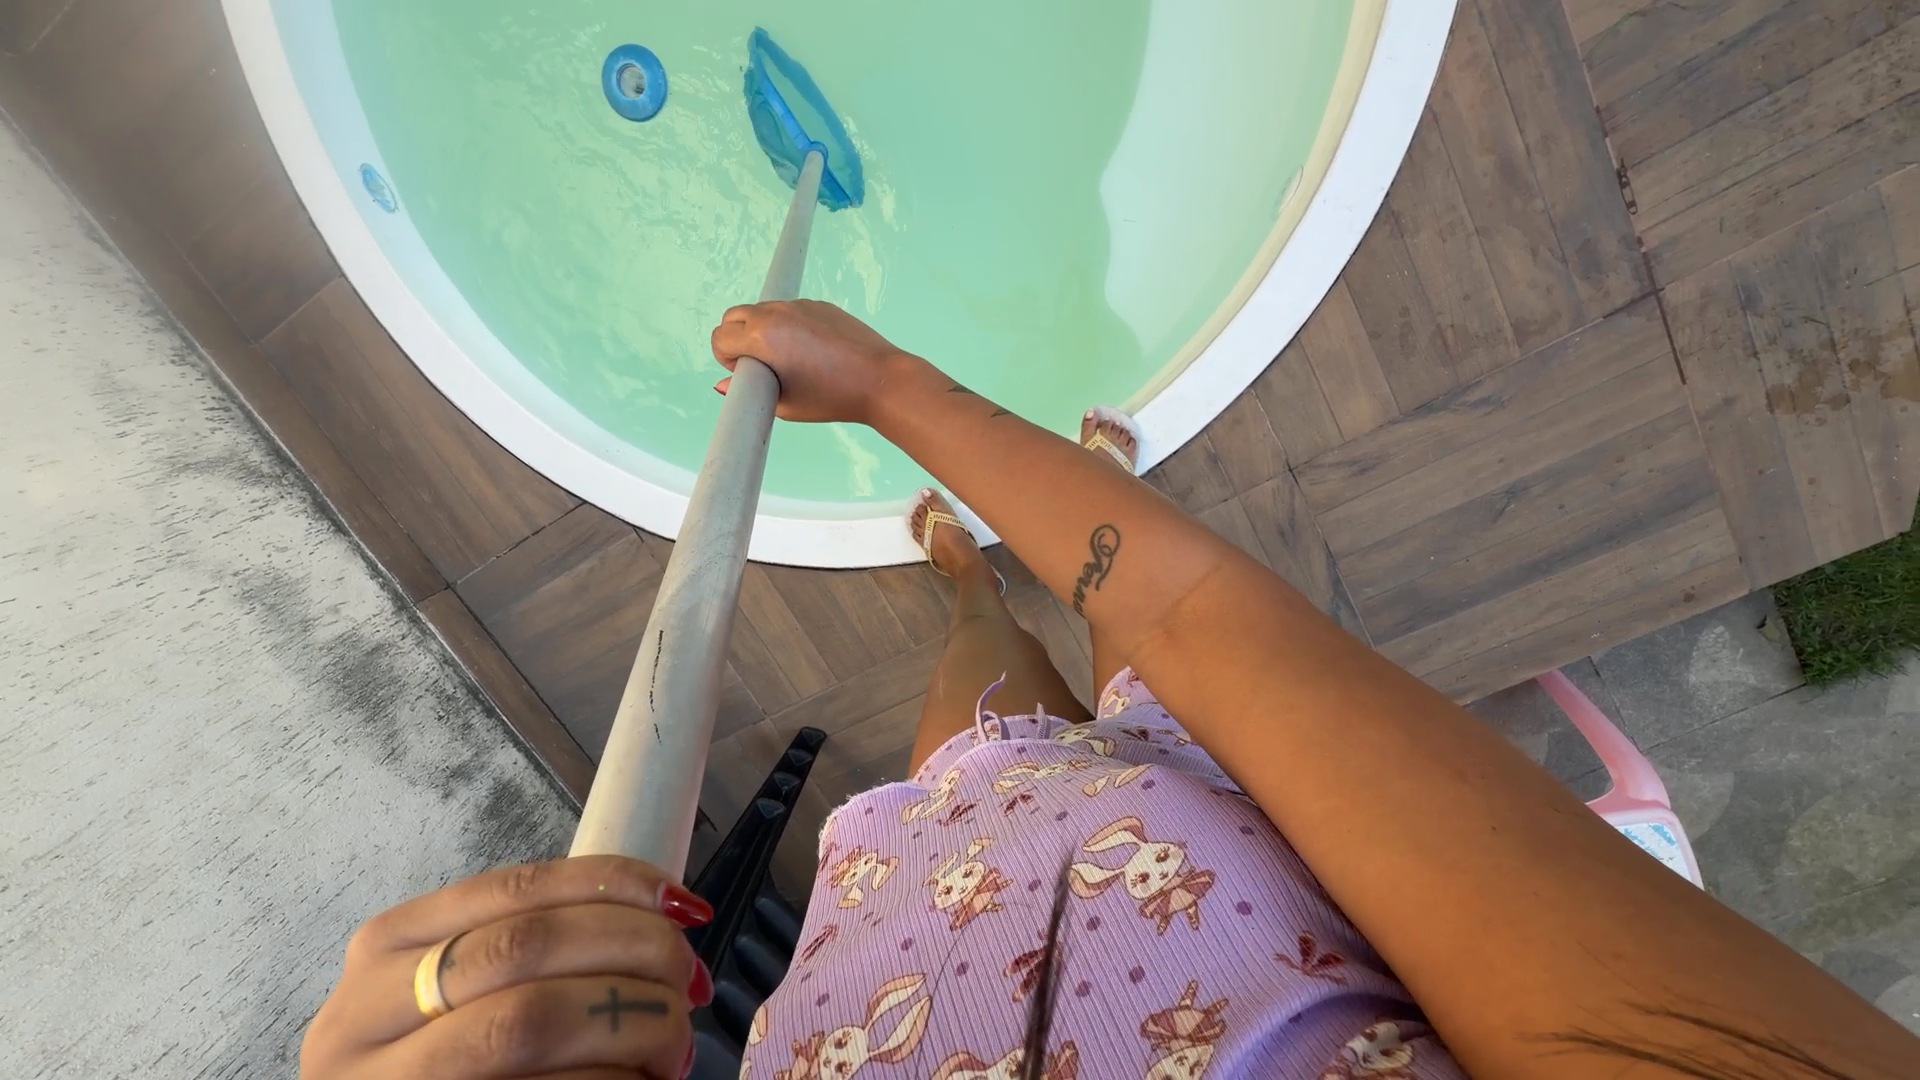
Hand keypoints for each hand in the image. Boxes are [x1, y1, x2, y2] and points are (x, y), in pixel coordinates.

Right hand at [300, 856, 714, 1079]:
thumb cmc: (460, 1067)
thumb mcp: (476, 992)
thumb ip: (548, 948)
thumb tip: (671, 917)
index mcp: (392, 947)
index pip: (523, 885)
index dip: (619, 884)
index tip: (687, 907)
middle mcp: (361, 1014)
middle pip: (530, 945)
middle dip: (636, 952)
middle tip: (692, 982)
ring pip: (527, 1021)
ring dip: (631, 1024)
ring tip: (677, 1043)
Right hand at [709, 299, 918, 423]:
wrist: (880, 380)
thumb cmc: (833, 398)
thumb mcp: (786, 405)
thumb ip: (749, 393)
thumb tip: (725, 386)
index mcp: (761, 337)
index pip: (720, 337)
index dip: (727, 359)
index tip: (745, 373)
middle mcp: (776, 313)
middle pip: (735, 316)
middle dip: (738, 339)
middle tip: (760, 364)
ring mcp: (800, 305)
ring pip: (764, 311)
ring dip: (764, 330)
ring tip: (790, 359)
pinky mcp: (820, 305)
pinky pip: (792, 311)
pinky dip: (791, 326)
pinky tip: (814, 351)